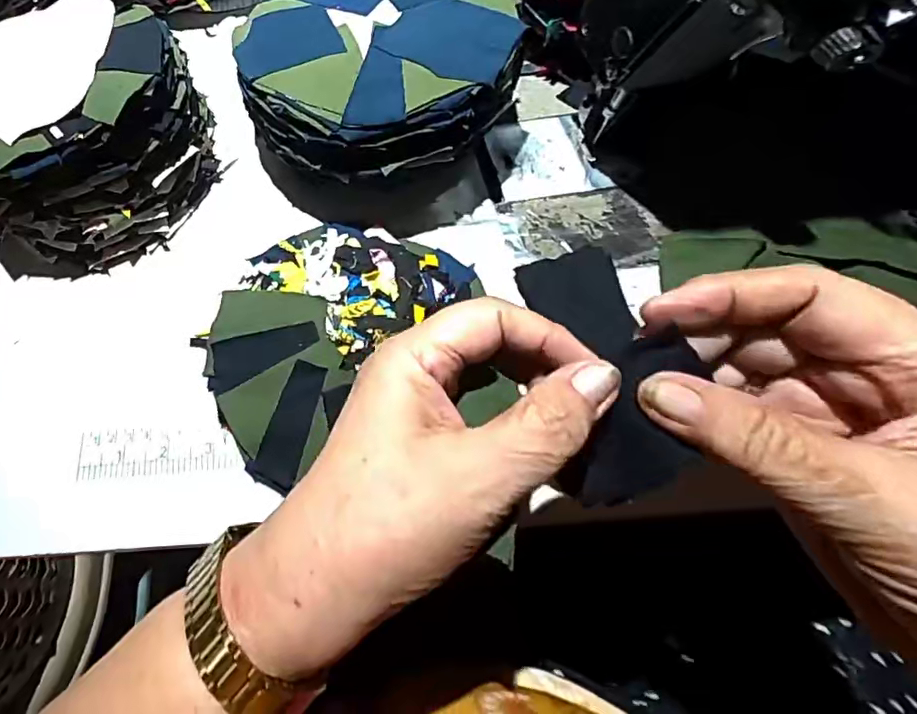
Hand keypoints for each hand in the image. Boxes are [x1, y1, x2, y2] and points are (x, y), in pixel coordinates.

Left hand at [220, 298, 619, 681]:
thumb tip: (605, 376)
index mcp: (415, 354)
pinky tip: (537, 449)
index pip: (495, 316)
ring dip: (532, 394)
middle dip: (544, 364)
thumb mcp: (481, 475)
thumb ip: (547, 424)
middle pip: (490, 341)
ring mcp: (412, 405)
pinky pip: (476, 412)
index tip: (599, 379)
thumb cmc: (391, 528)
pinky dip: (513, 423)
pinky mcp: (417, 441)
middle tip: (592, 403)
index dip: (551, 337)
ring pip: (486, 377)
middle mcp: (412, 367)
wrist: (311, 599)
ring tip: (574, 425)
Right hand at [636, 266, 916, 713]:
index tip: (664, 310)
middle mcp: (895, 386)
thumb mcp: (887, 509)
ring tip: (649, 385)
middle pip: (785, 336)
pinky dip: (721, 428)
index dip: (736, 294)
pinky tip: (680, 423)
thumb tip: (655, 390)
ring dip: (708, 382)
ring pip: (767, 385)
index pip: (820, 299)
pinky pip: (765, 436)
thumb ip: (763, 444)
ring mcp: (864, 434)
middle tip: (642, 350)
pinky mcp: (839, 479)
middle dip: (713, 336)